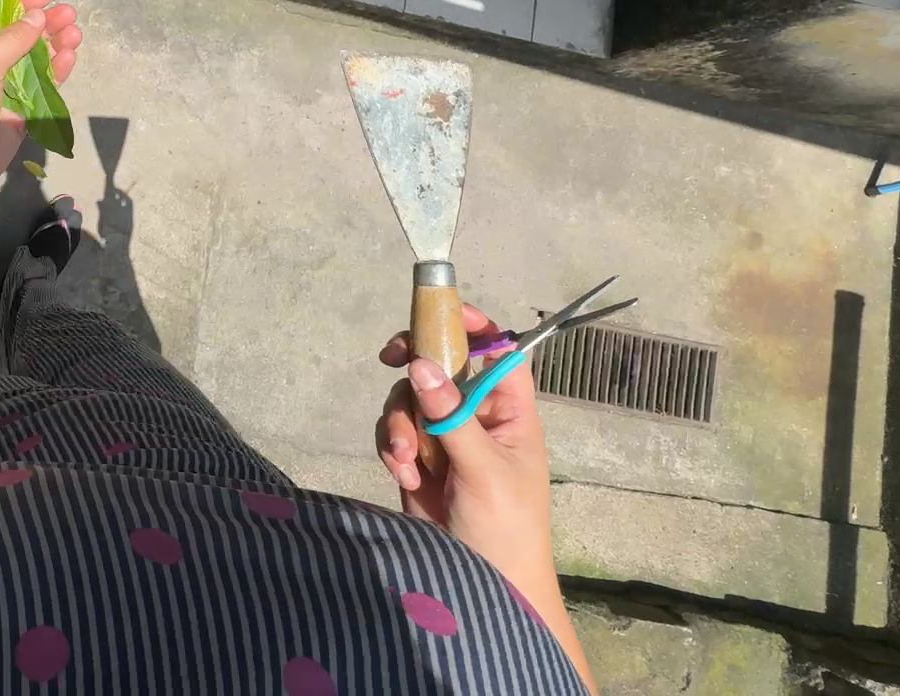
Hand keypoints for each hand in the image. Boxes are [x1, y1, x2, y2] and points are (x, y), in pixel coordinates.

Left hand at [0, 0, 81, 214]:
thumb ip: (11, 40)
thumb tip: (37, 17)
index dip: (19, 3)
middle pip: (18, 39)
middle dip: (44, 25)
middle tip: (70, 14)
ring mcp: (2, 92)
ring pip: (33, 64)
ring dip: (54, 47)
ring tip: (76, 33)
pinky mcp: (18, 116)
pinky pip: (41, 91)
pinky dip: (56, 75)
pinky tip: (70, 59)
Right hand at [375, 305, 555, 599]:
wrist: (484, 586)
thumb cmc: (507, 526)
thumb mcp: (483, 469)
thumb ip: (450, 415)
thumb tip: (419, 364)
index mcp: (510, 413)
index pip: (499, 353)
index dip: (476, 326)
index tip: (440, 313)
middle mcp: (475, 415)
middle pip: (439, 366)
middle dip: (413, 366)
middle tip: (390, 358)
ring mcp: (443, 435)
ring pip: (408, 398)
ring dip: (400, 424)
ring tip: (406, 460)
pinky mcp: (416, 455)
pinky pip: (392, 428)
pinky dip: (392, 448)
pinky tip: (404, 475)